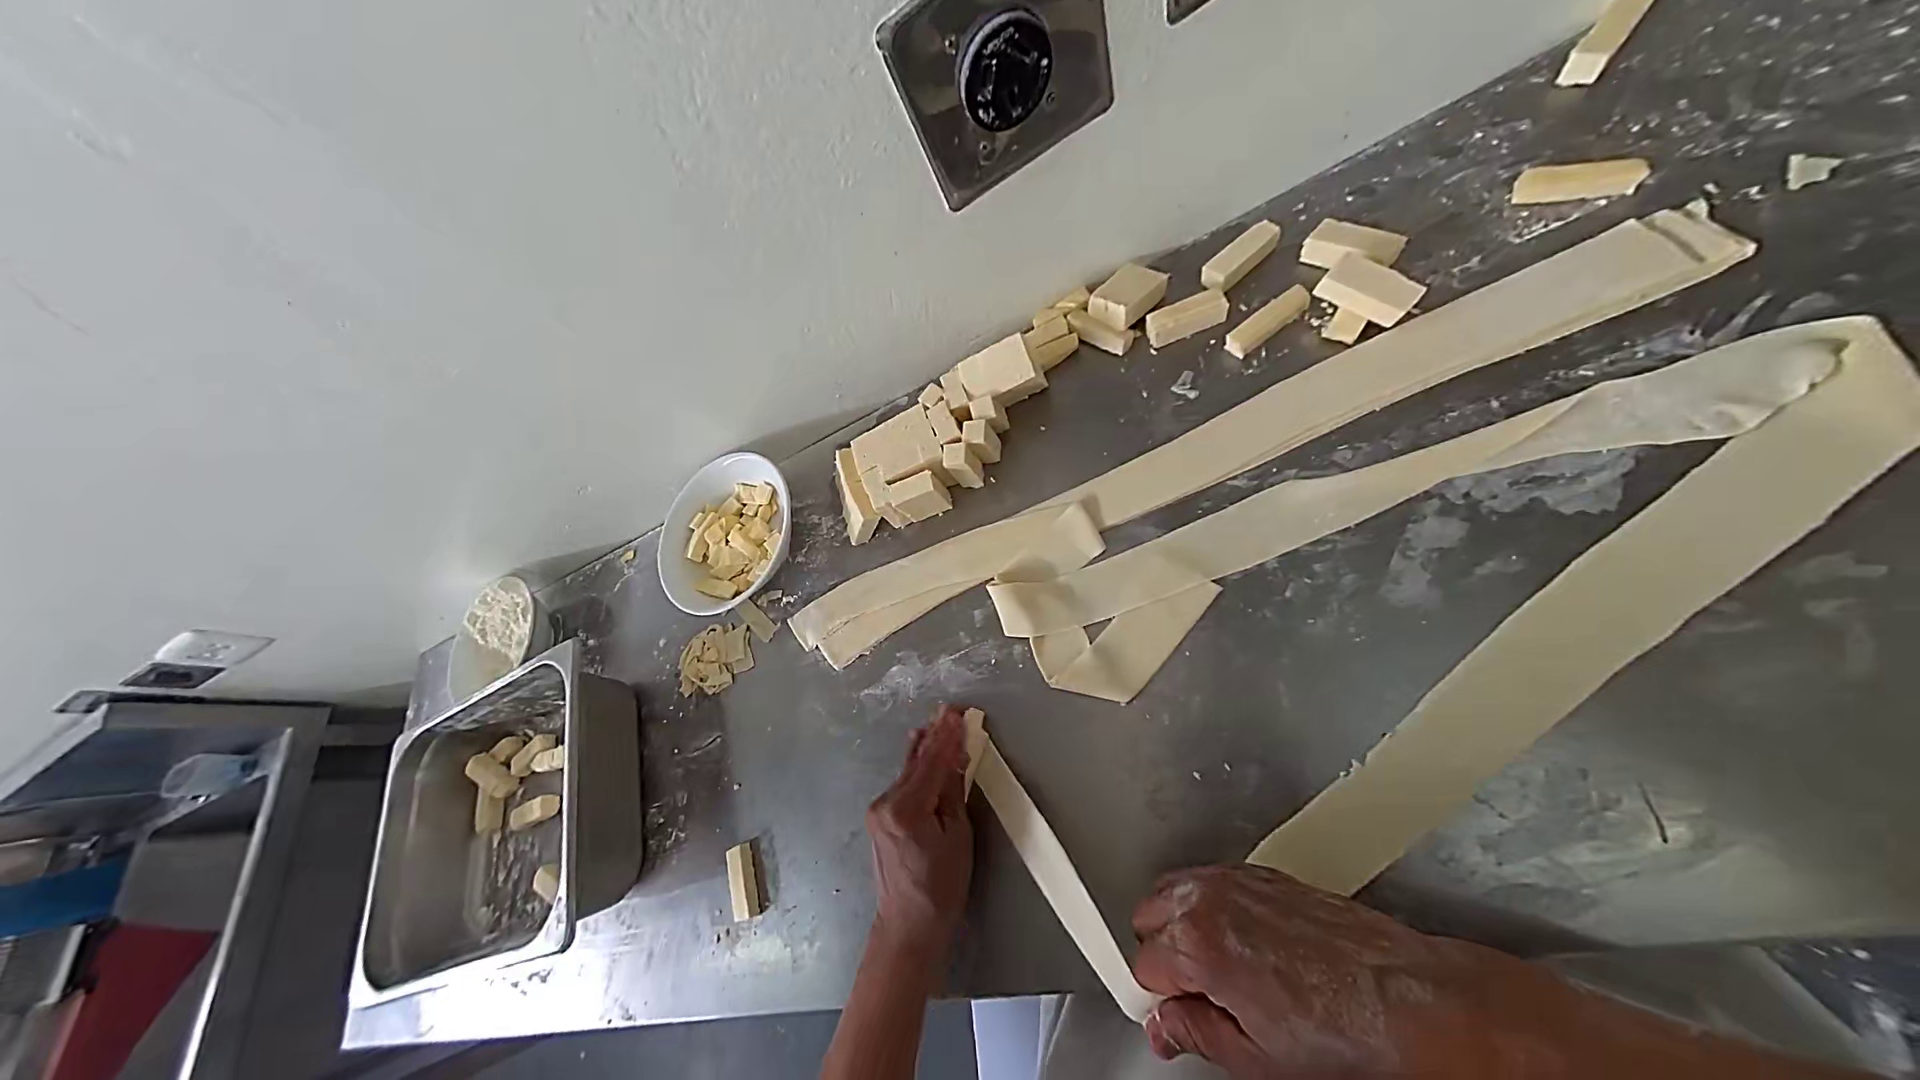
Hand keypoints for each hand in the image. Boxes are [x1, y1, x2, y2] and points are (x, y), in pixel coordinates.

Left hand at [865, 705, 973, 953]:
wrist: (908, 925)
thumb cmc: (942, 887)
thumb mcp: (958, 836)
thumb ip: (953, 791)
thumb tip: (955, 757)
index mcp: (906, 808)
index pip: (931, 761)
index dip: (947, 736)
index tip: (958, 713)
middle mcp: (885, 802)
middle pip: (916, 761)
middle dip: (935, 736)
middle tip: (950, 711)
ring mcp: (878, 809)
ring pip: (908, 771)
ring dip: (925, 749)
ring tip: (940, 724)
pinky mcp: (879, 817)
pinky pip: (902, 784)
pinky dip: (918, 769)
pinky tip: (926, 756)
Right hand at [1132, 863, 1468, 1074]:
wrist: (1412, 999)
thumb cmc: (1348, 1031)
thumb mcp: (1256, 1059)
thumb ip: (1194, 1034)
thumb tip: (1166, 1026)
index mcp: (1197, 942)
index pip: (1140, 966)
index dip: (1156, 998)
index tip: (1172, 1013)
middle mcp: (1208, 898)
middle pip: (1148, 918)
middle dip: (1164, 956)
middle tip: (1199, 995)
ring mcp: (1233, 879)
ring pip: (1173, 893)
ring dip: (1182, 926)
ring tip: (1225, 970)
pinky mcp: (1259, 872)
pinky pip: (1210, 882)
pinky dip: (1212, 908)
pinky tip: (1247, 945)